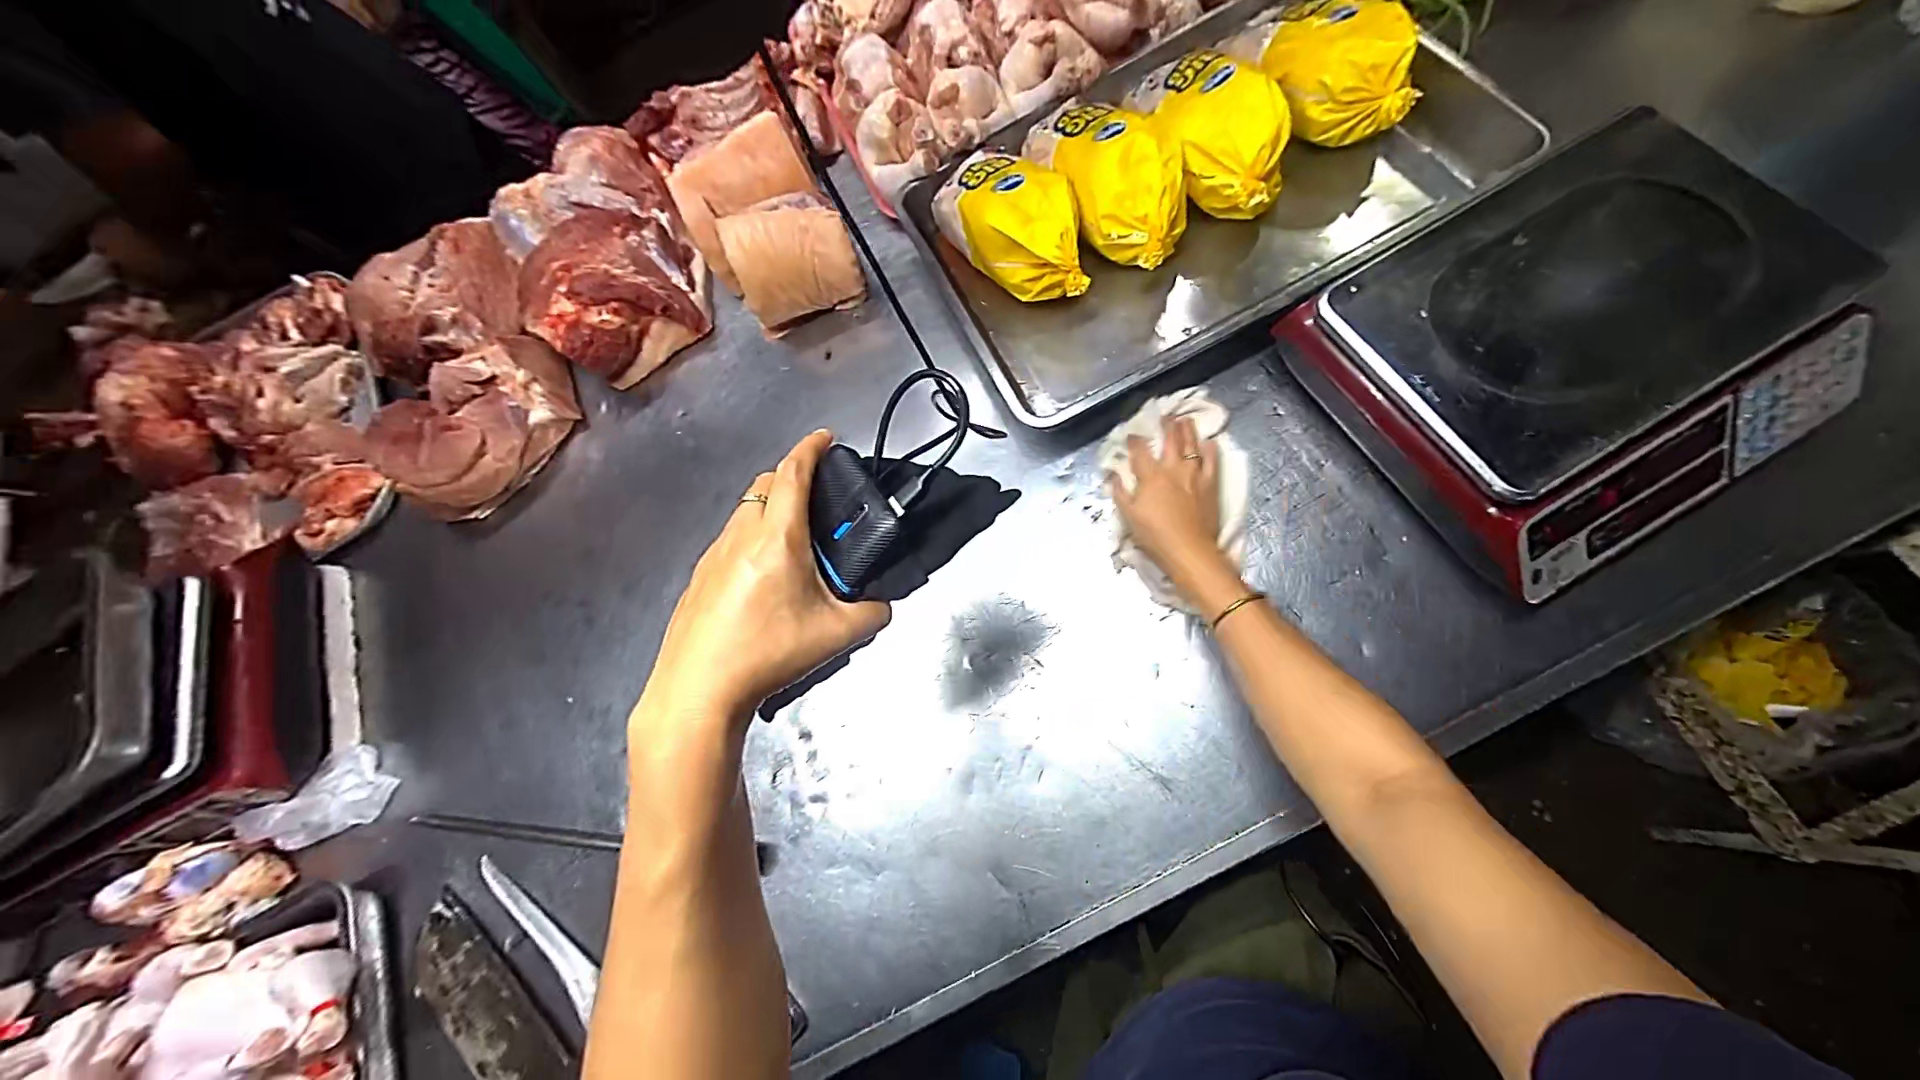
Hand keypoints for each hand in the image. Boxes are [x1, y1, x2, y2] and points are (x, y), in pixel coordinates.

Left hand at [636, 430, 890, 737]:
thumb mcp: (836, 636)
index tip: (824, 438)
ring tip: (796, 537)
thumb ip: (872, 613)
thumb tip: (882, 606)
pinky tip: (765, 573)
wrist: (698, 690)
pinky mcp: (699, 577)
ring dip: (770, 507)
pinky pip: (730, 538)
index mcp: (776, 539)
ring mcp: (713, 555)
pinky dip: (752, 536)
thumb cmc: (765, 655)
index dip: (811, 449)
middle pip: (764, 484)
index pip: (792, 474)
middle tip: (817, 491)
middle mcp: (740, 536)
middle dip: (791, 476)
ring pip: (745, 511)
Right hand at [1110, 415, 1240, 610]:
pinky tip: (1209, 442)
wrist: (1189, 550)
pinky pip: (1211, 460)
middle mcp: (1173, 469)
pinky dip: (1210, 449)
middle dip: (1166, 426)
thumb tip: (1112, 475)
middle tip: (1166, 416)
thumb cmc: (1154, 536)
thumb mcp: (1129, 515)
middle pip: (1170, 440)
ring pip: (1192, 445)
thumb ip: (1120, 492)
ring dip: (1188, 430)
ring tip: (1186, 420)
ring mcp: (1194, 474)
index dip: (1134, 440)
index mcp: (1150, 476)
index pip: (1140, 450)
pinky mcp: (1210, 483)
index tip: (1132, 436)